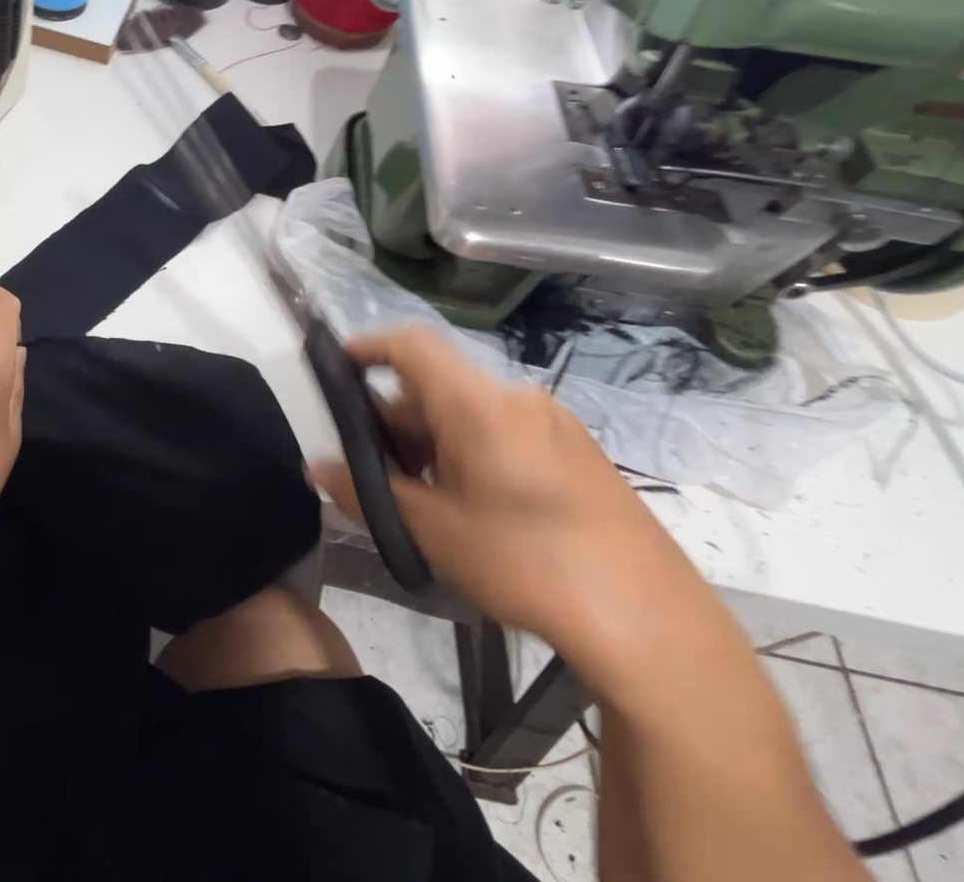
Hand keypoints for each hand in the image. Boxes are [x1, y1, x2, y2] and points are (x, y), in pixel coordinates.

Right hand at [312, 328, 709, 655]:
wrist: (646, 617)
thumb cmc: (527, 564)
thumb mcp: (432, 530)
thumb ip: (366, 491)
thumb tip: (317, 467)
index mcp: (479, 406)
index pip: (412, 348)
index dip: (368, 349)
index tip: (336, 370)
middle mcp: (518, 400)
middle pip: (438, 389)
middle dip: (396, 424)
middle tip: (376, 477)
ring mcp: (554, 425)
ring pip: (470, 416)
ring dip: (432, 445)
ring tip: (422, 504)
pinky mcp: (576, 453)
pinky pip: (503, 435)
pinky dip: (469, 456)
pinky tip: (470, 511)